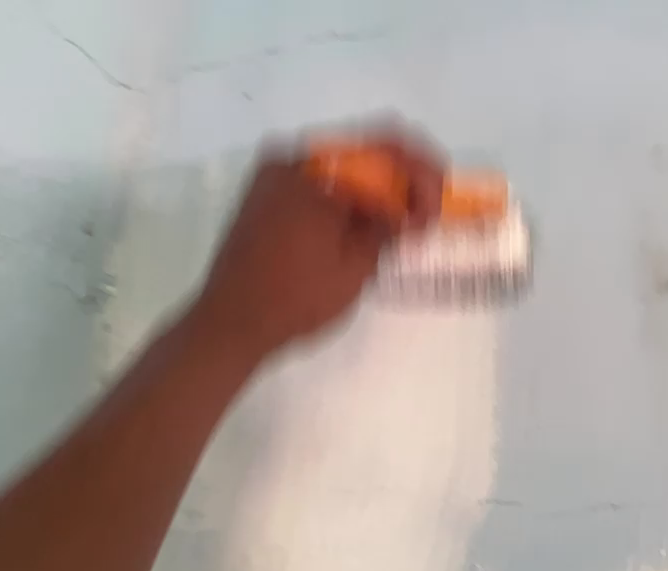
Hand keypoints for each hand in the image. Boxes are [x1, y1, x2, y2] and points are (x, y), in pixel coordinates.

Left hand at [185, 122, 444, 359]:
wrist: (228, 326)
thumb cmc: (294, 299)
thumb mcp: (354, 267)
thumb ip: (387, 229)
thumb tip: (407, 211)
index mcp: (315, 167)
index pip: (385, 147)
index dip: (422, 173)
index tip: (439, 208)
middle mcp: (290, 159)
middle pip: (362, 154)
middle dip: (400, 183)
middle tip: (423, 218)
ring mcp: (271, 179)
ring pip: (339, 172)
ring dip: (373, 195)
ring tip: (396, 231)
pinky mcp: (262, 202)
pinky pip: (315, 189)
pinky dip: (344, 205)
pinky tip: (360, 233)